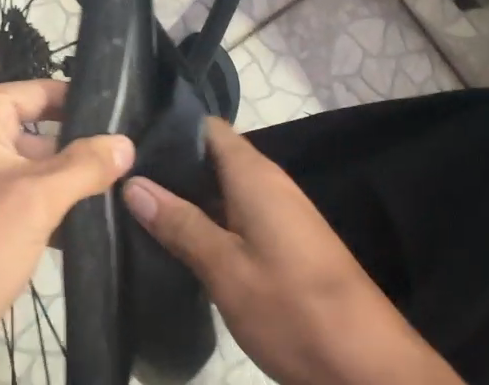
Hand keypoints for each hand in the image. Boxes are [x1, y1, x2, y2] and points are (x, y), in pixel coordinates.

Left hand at [0, 80, 134, 384]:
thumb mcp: (38, 200)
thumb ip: (85, 165)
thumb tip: (126, 142)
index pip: (39, 91)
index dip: (84, 104)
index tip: (128, 117)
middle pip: (34, 126)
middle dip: (76, 147)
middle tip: (130, 160)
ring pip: (26, 161)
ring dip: (62, 180)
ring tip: (117, 190)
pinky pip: (11, 188)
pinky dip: (40, 202)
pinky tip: (82, 221)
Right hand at [122, 118, 463, 384]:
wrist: (369, 367)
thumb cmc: (294, 309)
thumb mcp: (226, 270)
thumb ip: (181, 225)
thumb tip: (133, 183)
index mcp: (255, 176)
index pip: (207, 128)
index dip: (168, 128)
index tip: (127, 142)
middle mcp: (269, 184)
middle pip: (212, 158)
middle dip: (170, 168)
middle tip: (119, 180)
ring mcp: (280, 216)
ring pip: (222, 191)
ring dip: (186, 199)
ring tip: (134, 209)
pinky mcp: (285, 245)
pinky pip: (236, 217)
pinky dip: (207, 223)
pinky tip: (176, 244)